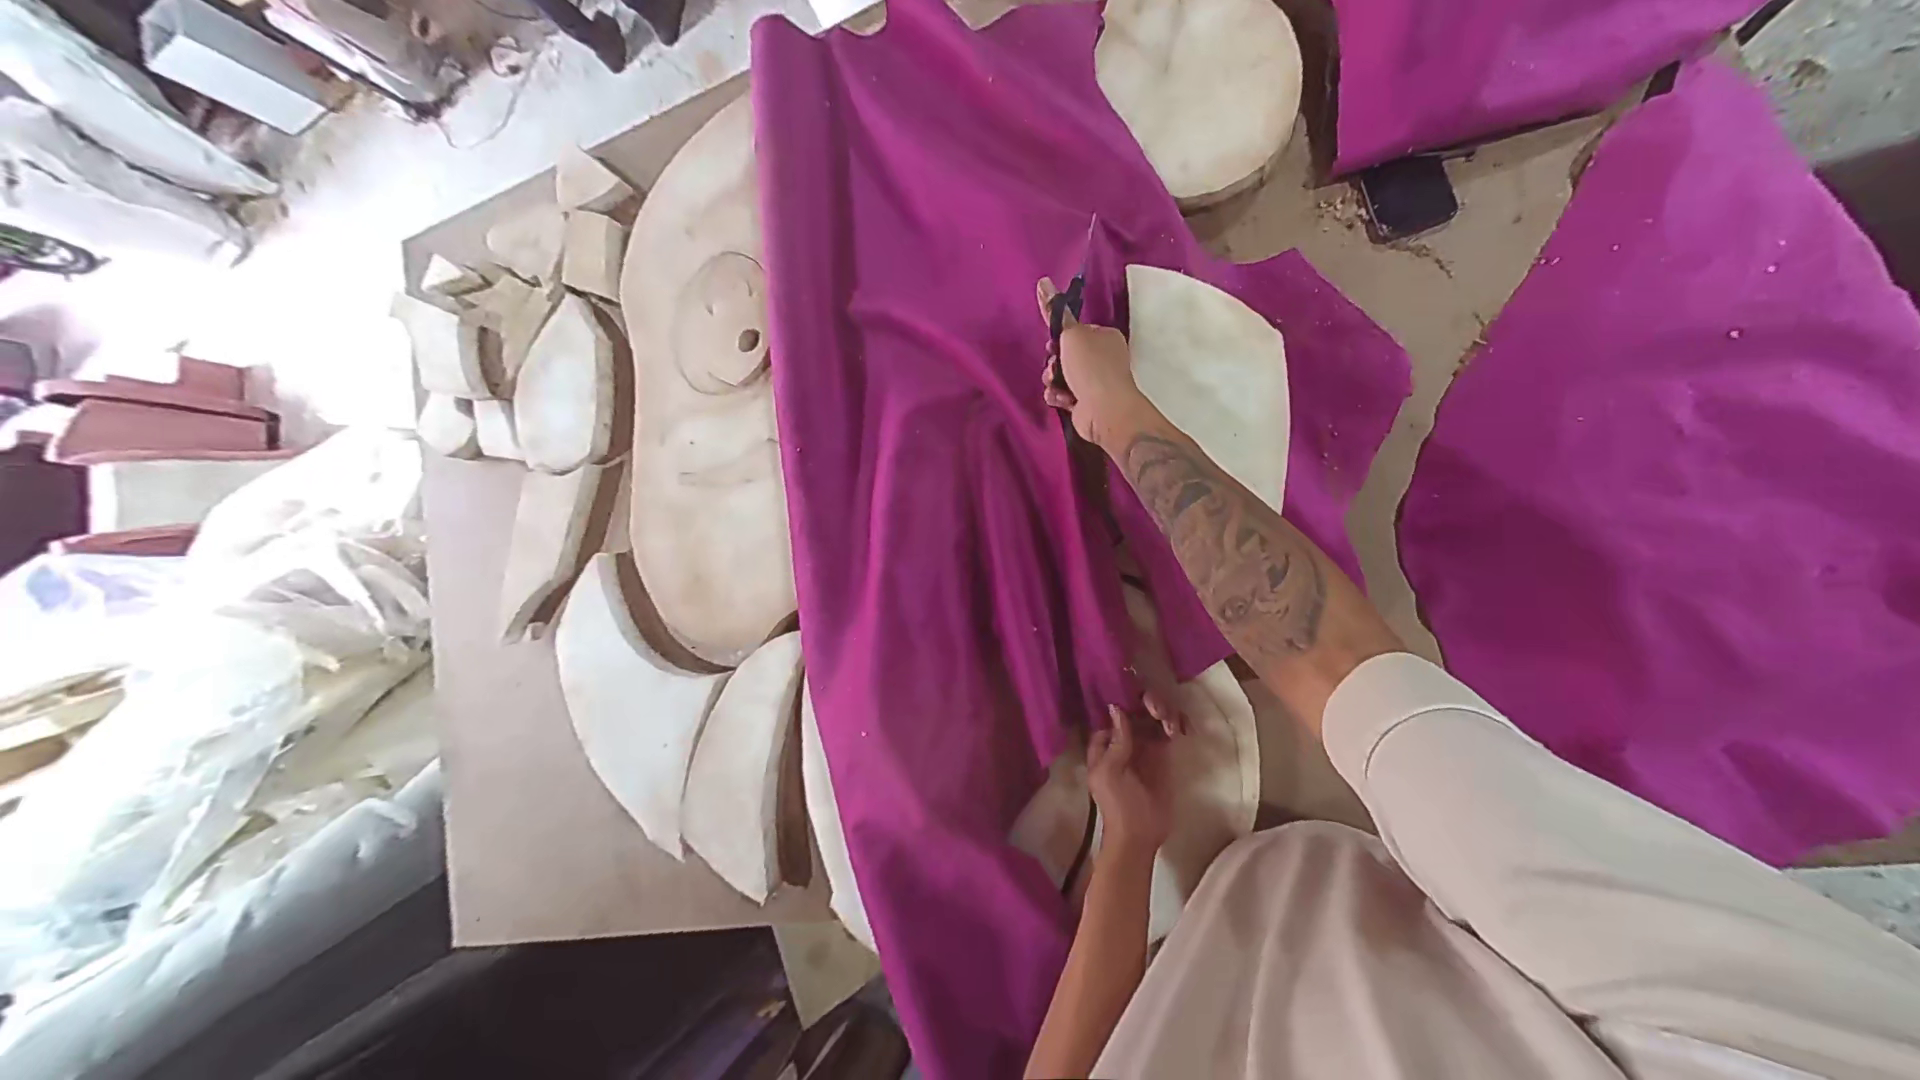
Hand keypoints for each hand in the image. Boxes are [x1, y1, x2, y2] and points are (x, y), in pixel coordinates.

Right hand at [1037, 277, 1145, 450]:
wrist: (1104, 409)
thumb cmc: (1091, 367)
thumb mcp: (1071, 334)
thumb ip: (1055, 311)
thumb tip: (1043, 281)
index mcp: (1104, 337)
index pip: (1076, 332)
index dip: (1060, 337)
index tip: (1051, 344)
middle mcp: (1102, 358)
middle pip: (1066, 355)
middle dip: (1054, 361)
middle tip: (1054, 365)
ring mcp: (1095, 382)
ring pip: (1062, 376)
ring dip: (1053, 379)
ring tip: (1056, 384)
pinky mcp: (1086, 403)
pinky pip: (1064, 394)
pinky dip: (1058, 396)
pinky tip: (1060, 398)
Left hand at [1087, 701, 1181, 862]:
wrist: (1139, 835)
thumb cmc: (1117, 803)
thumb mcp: (1109, 771)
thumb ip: (1117, 741)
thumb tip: (1116, 708)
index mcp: (1105, 744)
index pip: (1113, 714)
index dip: (1123, 703)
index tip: (1135, 696)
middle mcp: (1125, 741)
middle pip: (1136, 711)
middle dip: (1148, 705)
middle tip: (1157, 711)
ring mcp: (1145, 748)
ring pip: (1154, 718)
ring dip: (1163, 713)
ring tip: (1169, 725)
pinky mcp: (1164, 757)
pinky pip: (1168, 733)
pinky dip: (1175, 725)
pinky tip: (1177, 730)